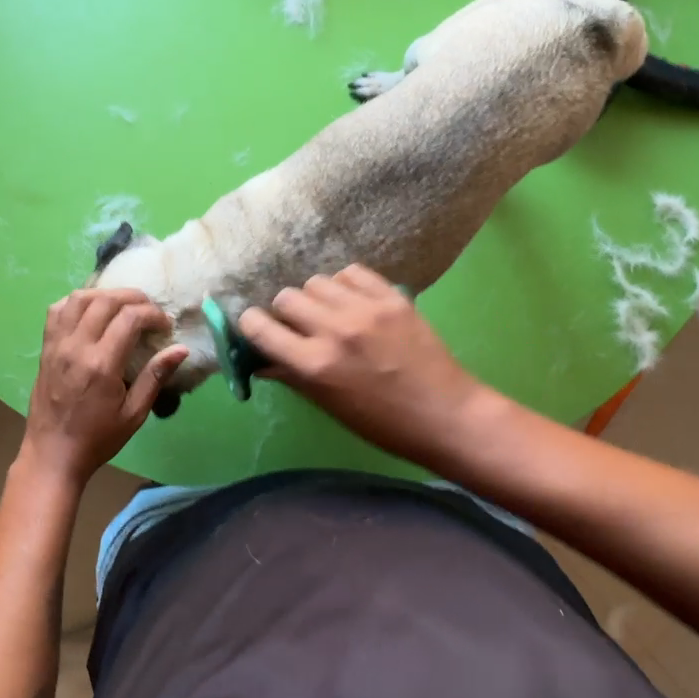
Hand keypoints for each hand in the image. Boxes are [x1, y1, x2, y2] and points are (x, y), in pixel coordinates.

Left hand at [20, 289, 188, 487]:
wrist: (52, 454)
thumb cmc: (98, 438)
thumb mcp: (134, 414)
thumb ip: (155, 377)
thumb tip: (182, 349)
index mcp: (102, 365)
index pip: (129, 318)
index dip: (152, 314)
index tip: (164, 326)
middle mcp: (77, 347)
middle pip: (105, 301)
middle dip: (133, 298)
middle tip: (149, 309)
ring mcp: (57, 345)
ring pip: (79, 298)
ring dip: (104, 294)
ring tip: (122, 305)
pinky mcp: (45, 348)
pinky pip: (56, 311)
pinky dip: (75, 302)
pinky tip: (90, 310)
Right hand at [238, 265, 492, 466]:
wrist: (447, 416)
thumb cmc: (382, 424)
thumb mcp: (329, 405)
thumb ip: (292, 376)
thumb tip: (260, 359)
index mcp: (315, 365)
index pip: (260, 328)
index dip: (251, 324)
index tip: (256, 327)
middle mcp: (335, 331)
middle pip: (287, 297)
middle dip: (285, 312)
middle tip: (299, 326)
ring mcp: (366, 310)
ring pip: (317, 282)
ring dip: (315, 297)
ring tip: (329, 313)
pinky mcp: (393, 298)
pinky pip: (352, 273)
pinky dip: (345, 285)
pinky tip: (353, 302)